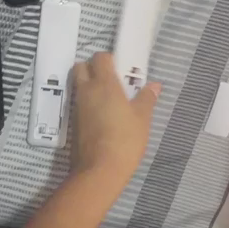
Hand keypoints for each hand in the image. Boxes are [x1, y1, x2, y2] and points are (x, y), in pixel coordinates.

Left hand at [67, 51, 159, 190]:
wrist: (100, 169)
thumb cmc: (125, 140)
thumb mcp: (142, 119)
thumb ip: (147, 99)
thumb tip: (155, 85)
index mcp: (105, 84)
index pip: (100, 58)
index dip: (108, 58)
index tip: (119, 67)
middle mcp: (87, 91)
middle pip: (81, 67)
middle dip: (92, 67)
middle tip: (109, 79)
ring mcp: (78, 106)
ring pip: (78, 85)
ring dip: (89, 85)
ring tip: (108, 98)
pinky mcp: (73, 122)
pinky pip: (78, 103)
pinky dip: (87, 102)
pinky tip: (101, 114)